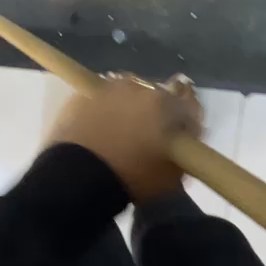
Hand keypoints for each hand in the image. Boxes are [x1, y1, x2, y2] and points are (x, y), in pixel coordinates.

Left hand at [47, 74, 202, 201]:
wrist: (75, 177)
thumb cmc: (131, 178)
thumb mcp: (171, 177)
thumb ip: (185, 154)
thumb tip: (185, 145)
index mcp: (166, 103)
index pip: (189, 108)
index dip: (188, 125)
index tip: (184, 141)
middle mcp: (138, 87)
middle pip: (157, 97)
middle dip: (158, 113)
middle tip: (151, 137)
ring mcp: (107, 88)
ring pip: (127, 95)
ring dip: (130, 109)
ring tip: (123, 133)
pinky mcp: (81, 96)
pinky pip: (102, 100)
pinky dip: (105, 111)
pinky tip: (101, 130)